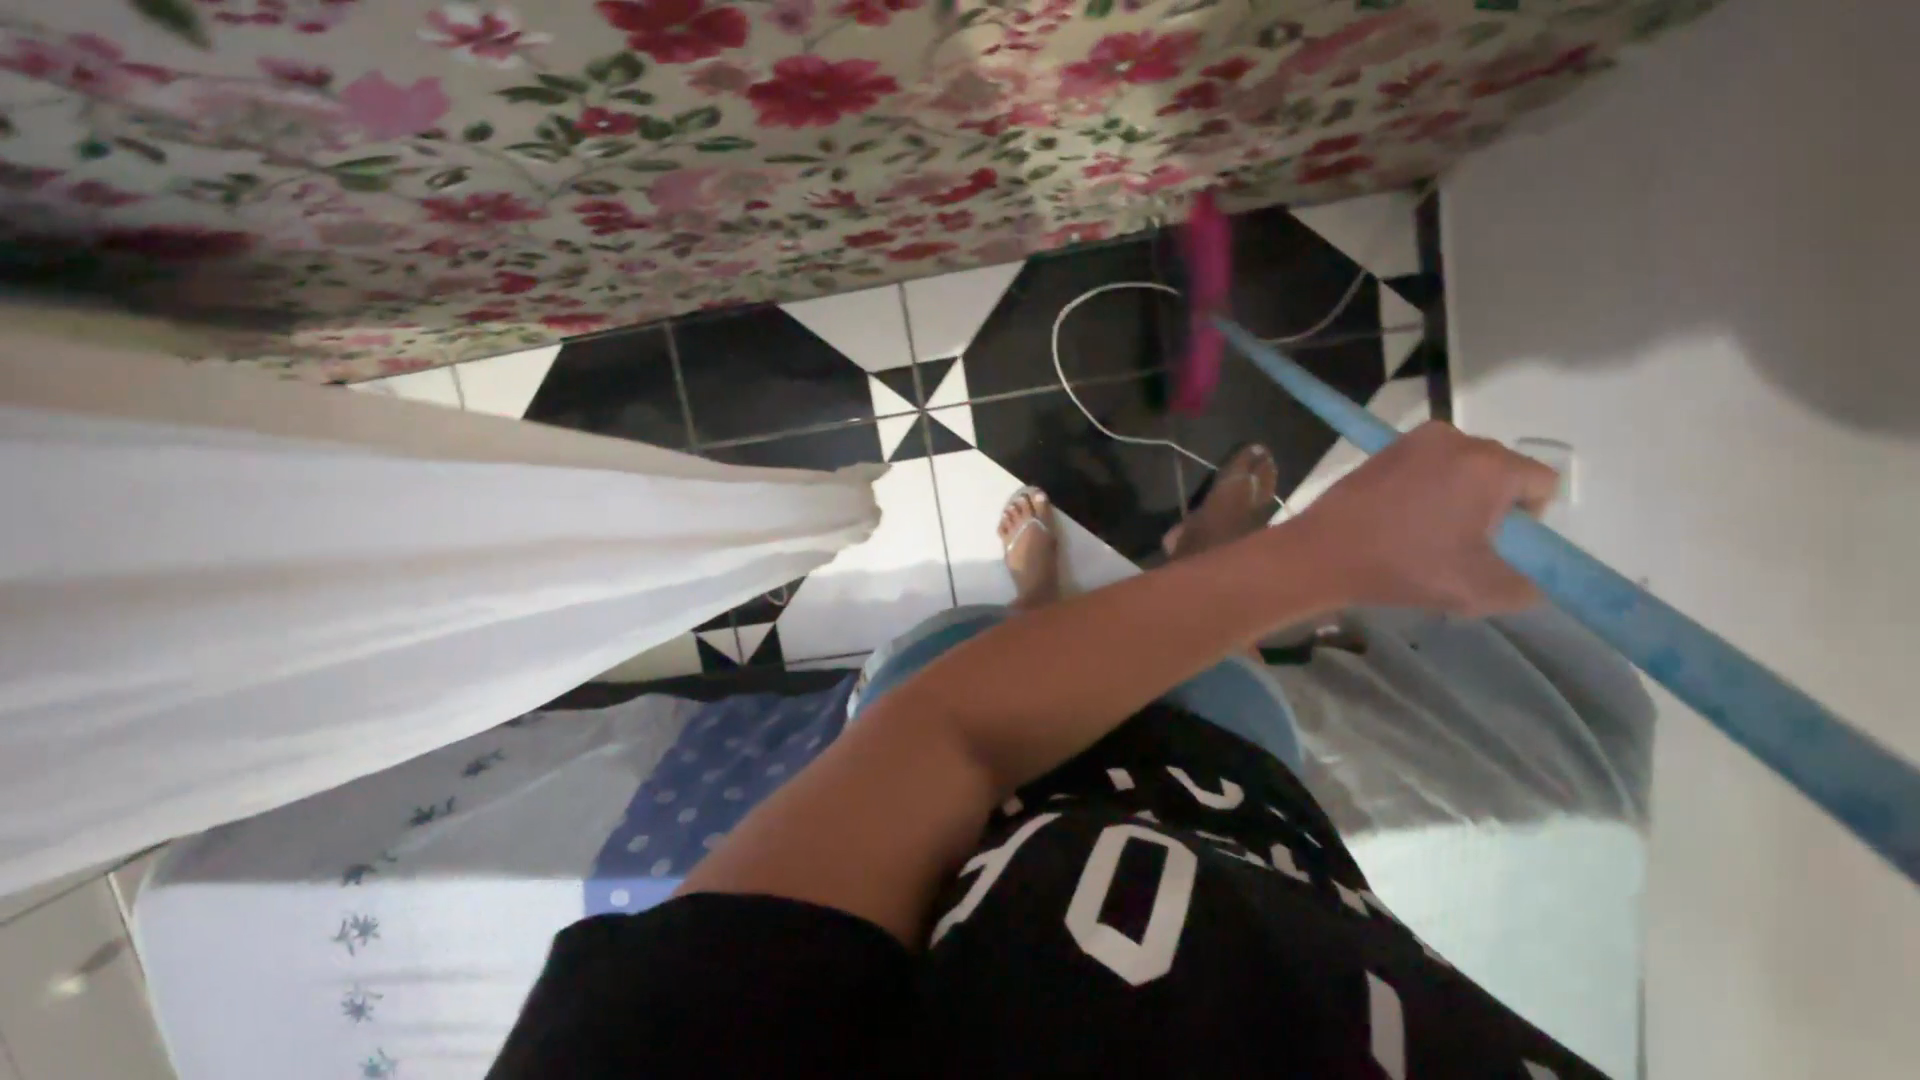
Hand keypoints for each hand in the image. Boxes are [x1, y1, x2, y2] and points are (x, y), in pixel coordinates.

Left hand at [1295, 421, 1558, 615]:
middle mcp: (1456, 439)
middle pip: (1500, 472)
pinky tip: (1401, 520)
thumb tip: (1530, 581)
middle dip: (1492, 507)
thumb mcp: (1478, 590)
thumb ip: (1524, 588)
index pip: (1541, 483)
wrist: (1322, 552)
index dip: (1529, 520)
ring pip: (1462, 468)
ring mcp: (1414, 440)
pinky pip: (1427, 466)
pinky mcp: (1383, 450)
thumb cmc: (1404, 566)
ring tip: (1426, 534)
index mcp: (1489, 465)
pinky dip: (1426, 489)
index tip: (1494, 546)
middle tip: (1458, 543)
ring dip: (1457, 497)